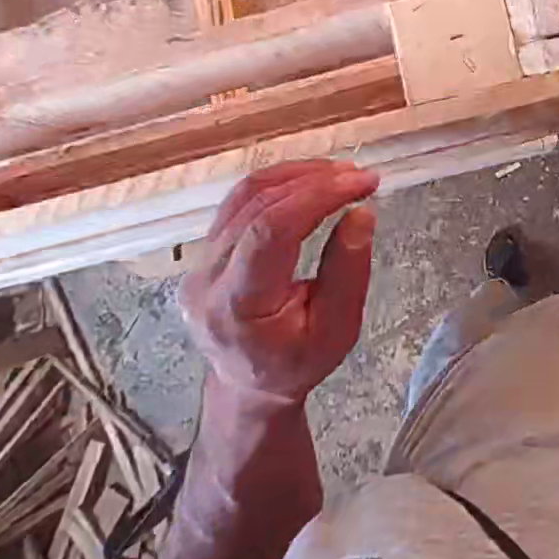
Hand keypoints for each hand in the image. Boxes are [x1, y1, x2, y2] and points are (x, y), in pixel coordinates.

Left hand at [179, 160, 379, 404]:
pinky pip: (237, 204)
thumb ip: (348, 273)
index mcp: (238, 306)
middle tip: (358, 176)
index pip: (271, 231)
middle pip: (256, 207)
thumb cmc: (296, 364)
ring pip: (243, 197)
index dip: (316, 197)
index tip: (360, 182)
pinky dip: (276, 185)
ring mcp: (198, 262)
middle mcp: (207, 279)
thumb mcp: (336, 332)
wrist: (248, 385)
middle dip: (312, 182)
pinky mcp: (202, 252)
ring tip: (338, 173)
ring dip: (294, 176)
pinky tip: (307, 182)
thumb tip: (360, 213)